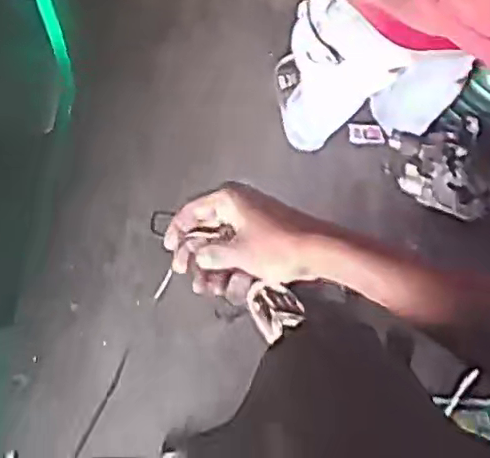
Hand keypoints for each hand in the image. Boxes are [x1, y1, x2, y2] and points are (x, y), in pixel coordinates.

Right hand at [163, 183, 336, 295]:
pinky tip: (233, 287)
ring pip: (223, 244)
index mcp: (227, 199)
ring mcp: (250, 219)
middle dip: (199, 257)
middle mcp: (236, 205)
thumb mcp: (238, 253)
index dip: (178, 230)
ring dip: (215, 268)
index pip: (192, 211)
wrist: (319, 251)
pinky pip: (239, 249)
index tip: (170, 249)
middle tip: (190, 276)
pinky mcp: (262, 235)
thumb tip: (197, 257)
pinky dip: (234, 267)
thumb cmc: (276, 247)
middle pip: (207, 230)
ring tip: (210, 289)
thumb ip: (211, 255)